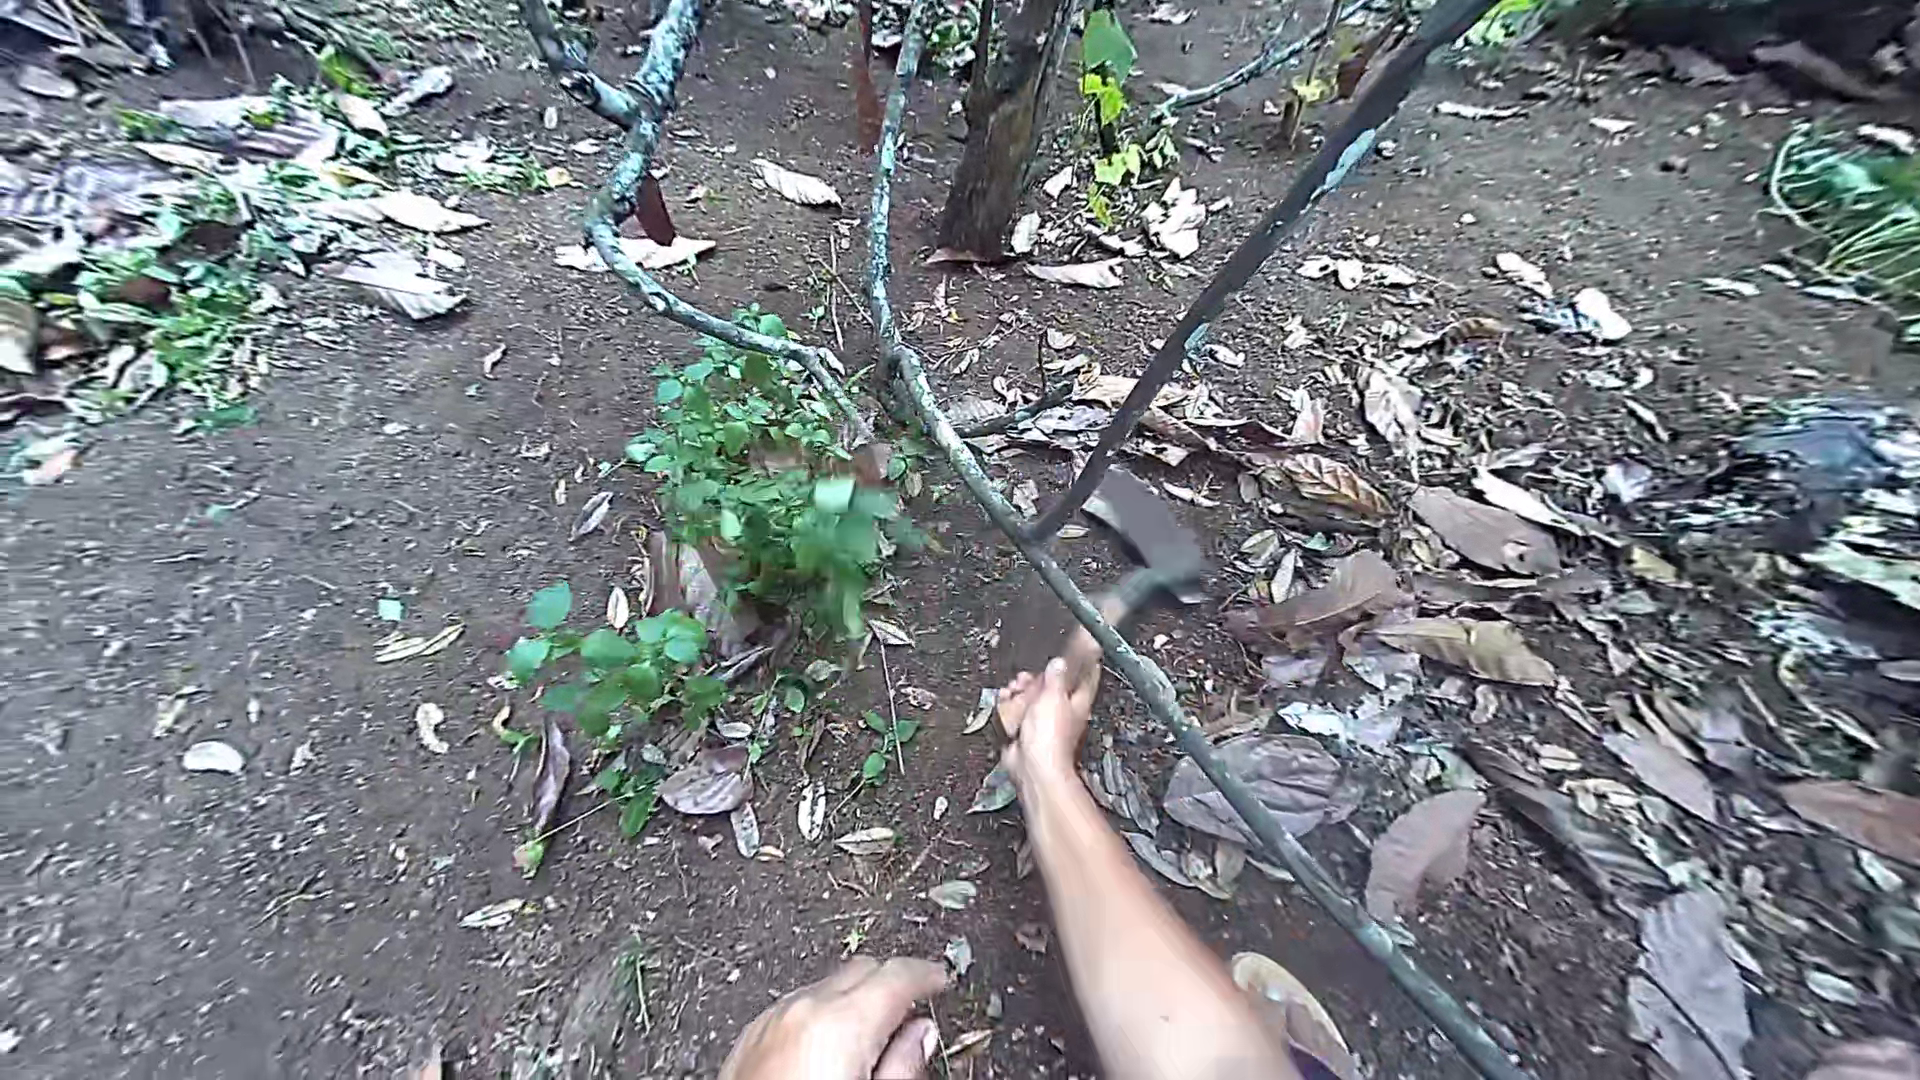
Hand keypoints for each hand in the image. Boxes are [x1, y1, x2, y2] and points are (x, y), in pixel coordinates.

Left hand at [718, 957, 948, 1079]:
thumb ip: (902, 1068)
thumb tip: (921, 1032)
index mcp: (840, 1025)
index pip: (897, 975)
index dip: (926, 974)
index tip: (941, 981)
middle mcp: (805, 1008)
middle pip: (863, 969)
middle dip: (890, 983)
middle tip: (911, 1014)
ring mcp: (772, 1020)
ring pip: (829, 985)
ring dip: (854, 999)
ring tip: (869, 1041)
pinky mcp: (749, 1038)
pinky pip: (798, 1006)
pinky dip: (821, 1014)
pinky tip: (827, 1051)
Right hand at [997, 655, 1096, 792]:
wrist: (1031, 765)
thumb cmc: (1049, 735)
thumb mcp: (1054, 696)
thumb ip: (1056, 676)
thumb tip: (1060, 662)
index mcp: (1076, 702)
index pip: (1086, 677)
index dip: (1082, 663)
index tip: (1077, 649)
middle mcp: (1062, 711)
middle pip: (1050, 686)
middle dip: (1036, 678)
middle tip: (1026, 677)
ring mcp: (1043, 721)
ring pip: (1031, 696)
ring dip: (1019, 690)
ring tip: (1012, 689)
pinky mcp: (1025, 730)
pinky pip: (1016, 710)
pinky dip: (1009, 704)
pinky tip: (1005, 700)